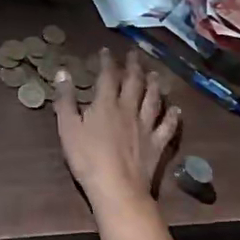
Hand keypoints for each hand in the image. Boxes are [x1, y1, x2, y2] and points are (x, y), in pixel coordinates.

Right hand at [54, 49, 179, 211]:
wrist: (117, 188)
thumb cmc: (87, 158)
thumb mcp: (67, 127)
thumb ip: (65, 99)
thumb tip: (63, 72)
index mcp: (105, 104)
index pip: (108, 76)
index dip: (107, 62)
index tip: (106, 51)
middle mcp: (128, 109)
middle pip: (134, 83)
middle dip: (134, 67)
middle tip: (135, 54)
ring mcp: (146, 127)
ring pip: (153, 100)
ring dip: (154, 85)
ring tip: (156, 75)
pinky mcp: (157, 144)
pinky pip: (167, 126)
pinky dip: (172, 116)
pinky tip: (176, 110)